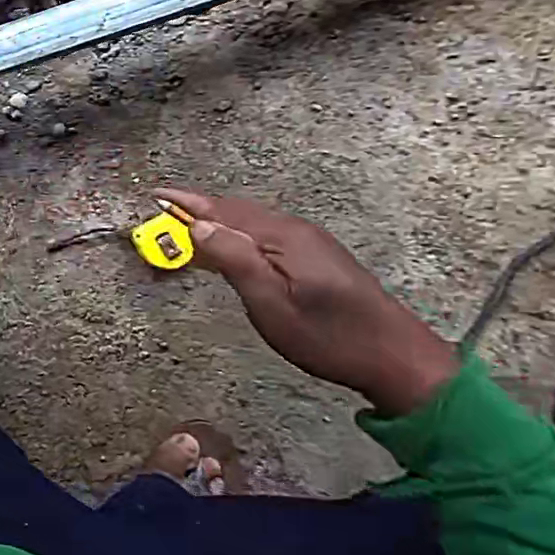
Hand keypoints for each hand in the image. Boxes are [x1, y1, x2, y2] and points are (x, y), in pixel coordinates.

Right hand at [156, 188, 458, 415]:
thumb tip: (198, 226)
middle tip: (162, 215)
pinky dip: (236, 232)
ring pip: (250, 221)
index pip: (223, 211)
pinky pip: (264, 232)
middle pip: (236, 211)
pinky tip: (226, 246)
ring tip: (185, 228)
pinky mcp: (316, 254)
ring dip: (216, 221)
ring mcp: (309, 240)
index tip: (155, 194)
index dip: (186, 202)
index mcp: (283, 237)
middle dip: (197, 209)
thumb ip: (234, 260)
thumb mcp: (271, 304)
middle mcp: (295, 230)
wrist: (399, 359)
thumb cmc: (328, 337)